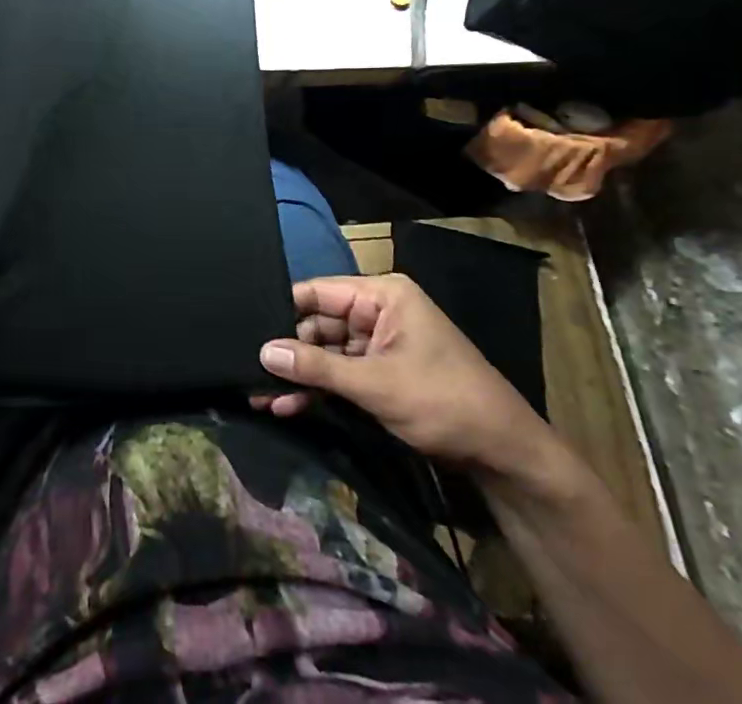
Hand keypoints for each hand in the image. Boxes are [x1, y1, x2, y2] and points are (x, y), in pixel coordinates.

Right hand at [256, 275, 569, 482]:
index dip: (283, 309)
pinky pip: (339, 374)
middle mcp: (379, 312)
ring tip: (256, 396)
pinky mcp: (380, 374)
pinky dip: (317, 389)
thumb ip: (317, 367)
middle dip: (286, 350)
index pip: (320, 292)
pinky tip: (286, 406)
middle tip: (245, 373)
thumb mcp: (375, 383)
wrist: (499, 449)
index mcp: (383, 296)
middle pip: (319, 323)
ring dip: (297, 375)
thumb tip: (263, 352)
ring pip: (325, 353)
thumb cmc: (442, 401)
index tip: (242, 328)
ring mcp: (379, 345)